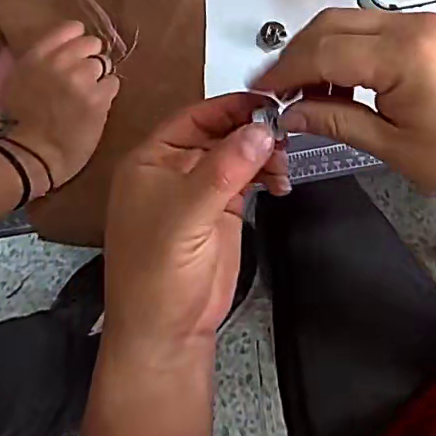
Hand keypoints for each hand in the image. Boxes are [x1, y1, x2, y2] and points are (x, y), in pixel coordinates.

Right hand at [0, 21, 120, 191]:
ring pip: (103, 64)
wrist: (32, 154)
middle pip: (91, 43)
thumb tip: (61, 51)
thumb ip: (40, 61)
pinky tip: (95, 105)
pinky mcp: (99, 98)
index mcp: (37, 56)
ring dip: (98, 77)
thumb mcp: (18, 81)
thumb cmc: (20, 121)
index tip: (78, 49)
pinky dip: (106, 93)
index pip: (70, 28)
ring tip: (87, 94)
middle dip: (90, 57)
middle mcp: (60, 62)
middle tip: (84, 75)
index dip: (78, 38)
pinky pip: (113, 83)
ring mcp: (81, 79)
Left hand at [103, 94, 288, 346]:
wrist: (167, 333)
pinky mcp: (222, 209)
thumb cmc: (156, 273)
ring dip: (262, 152)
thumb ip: (224, 169)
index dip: (229, 107)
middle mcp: (176, 167)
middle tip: (283, 132)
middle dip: (251, 130)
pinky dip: (267, 174)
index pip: (194, 117)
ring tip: (283, 161)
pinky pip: (249, 178)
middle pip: (219, 132)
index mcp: (152, 159)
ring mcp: (201, 189)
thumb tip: (260, 130)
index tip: (265, 102)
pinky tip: (281, 180)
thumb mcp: (186, 214)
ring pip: (237, 154)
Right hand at [252, 9, 435, 203]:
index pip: (322, 50)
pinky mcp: (429, 30)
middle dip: (296, 55)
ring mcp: (422, 24)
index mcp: (402, 54)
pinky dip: (347, 47)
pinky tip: (343, 81)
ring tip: (310, 92)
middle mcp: (411, 26)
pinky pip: (372, 27)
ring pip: (348, 20)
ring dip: (320, 49)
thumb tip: (292, 113)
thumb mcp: (396, 147)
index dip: (285, 70)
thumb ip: (336, 121)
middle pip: (329, 24)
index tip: (264, 91)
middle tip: (280, 91)